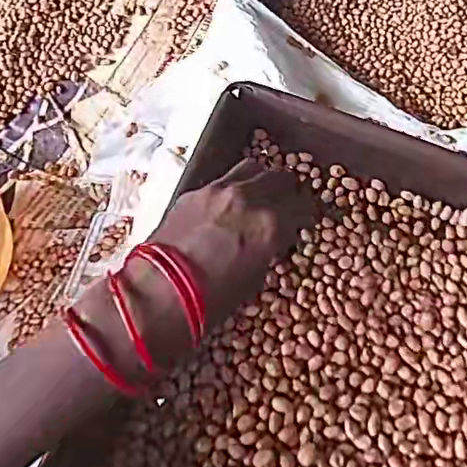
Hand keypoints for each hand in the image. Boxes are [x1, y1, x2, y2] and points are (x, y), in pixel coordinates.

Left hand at [146, 157, 312, 327]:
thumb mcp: (255, 278)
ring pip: (252, 168)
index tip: (302, 221)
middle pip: (281, 178)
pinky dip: (232, 187)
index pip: (302, 207)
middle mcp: (249, 199)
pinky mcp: (195, 191)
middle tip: (285, 202)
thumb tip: (271, 239)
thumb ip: (268, 248)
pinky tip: (227, 202)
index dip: (304, 215)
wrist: (162, 290)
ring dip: (260, 179)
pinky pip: (222, 179)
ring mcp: (220, 190)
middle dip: (287, 190)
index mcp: (270, 224)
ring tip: (258, 193)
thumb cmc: (213, 298)